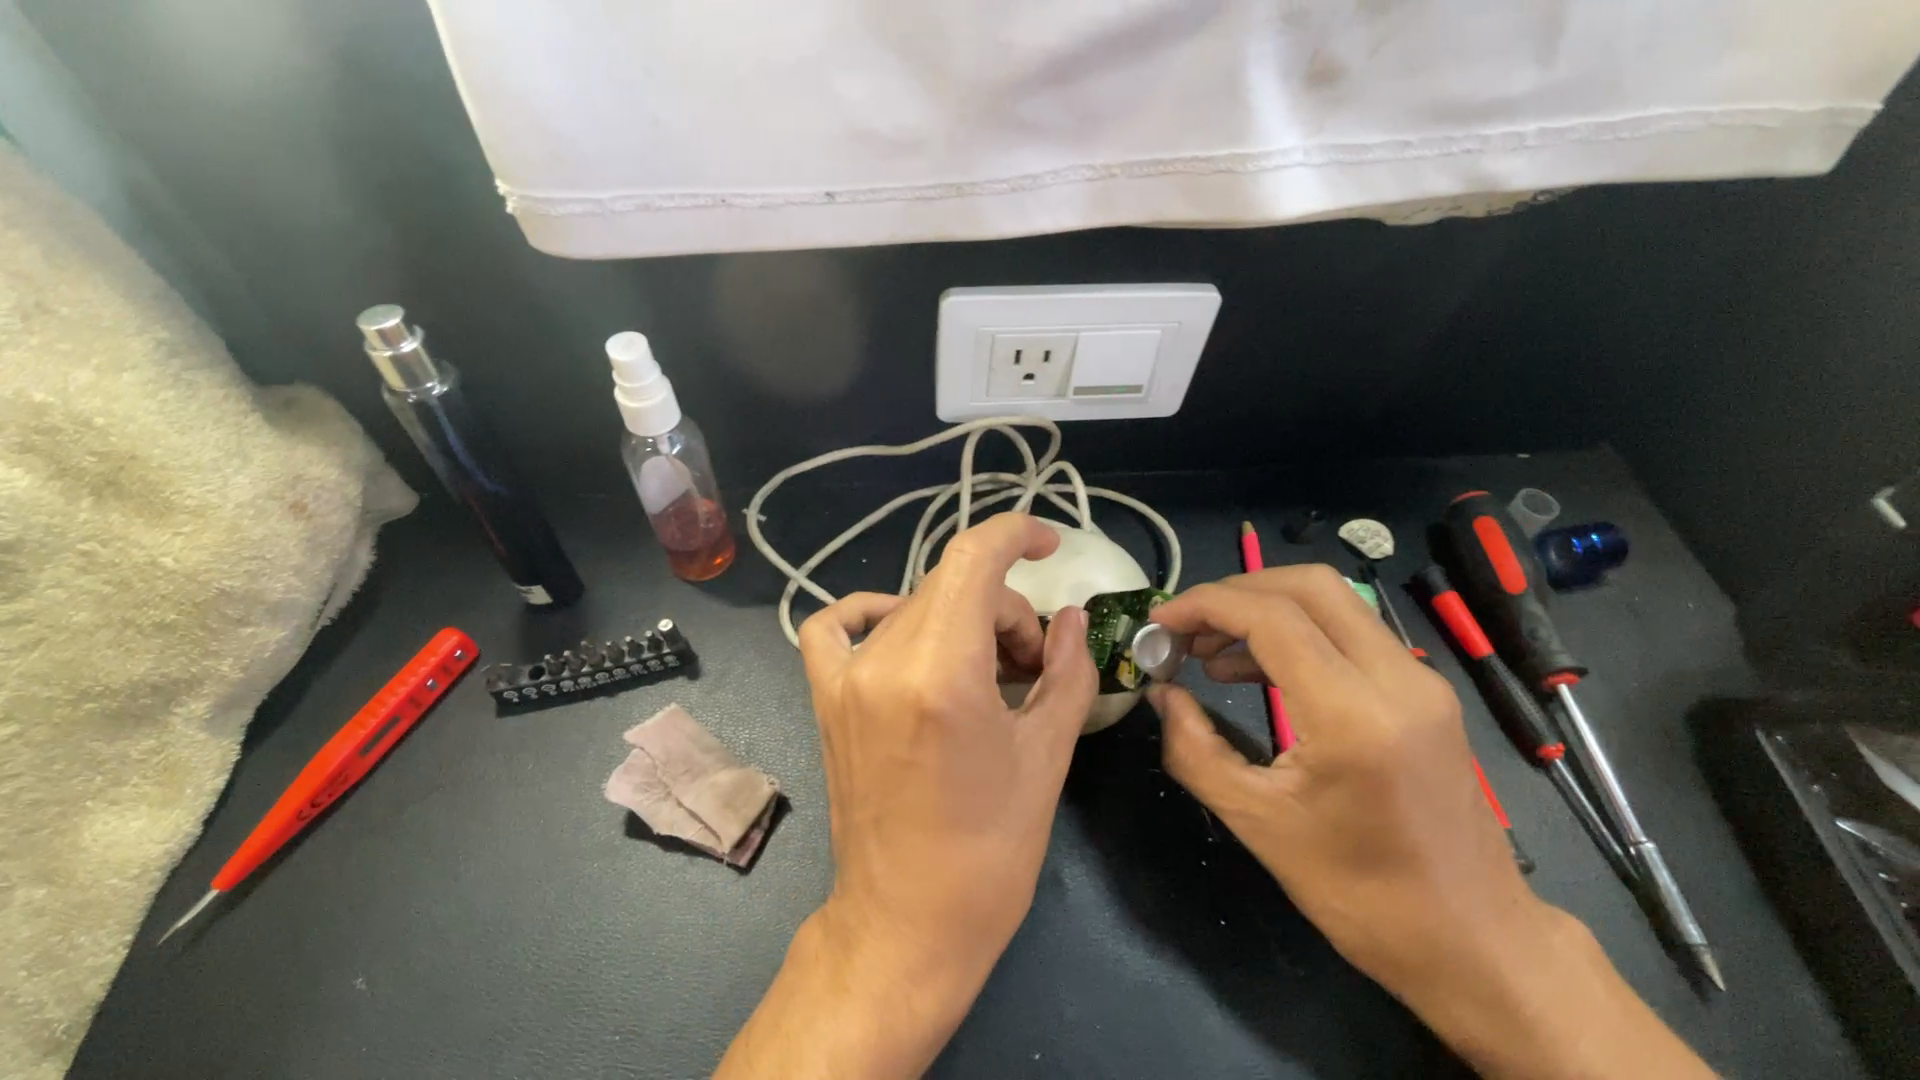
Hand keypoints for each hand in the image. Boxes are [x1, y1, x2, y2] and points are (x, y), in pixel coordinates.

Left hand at [718, 513, 1096, 1079]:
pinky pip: (837, 626)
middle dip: (1006, 608)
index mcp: (944, 673)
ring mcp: (845, 679)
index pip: (974, 560)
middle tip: (1034, 664)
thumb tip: (1070, 617)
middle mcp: (885, 661)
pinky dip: (877, 612)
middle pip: (953, 586)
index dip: (1016, 535)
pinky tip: (907, 634)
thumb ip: (1068, 671)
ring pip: (913, 604)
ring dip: (961, 618)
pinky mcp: (826, 699)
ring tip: (990, 671)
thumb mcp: (1047, 755)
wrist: (907, 921)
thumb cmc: (991, 851)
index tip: (1049, 545)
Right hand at [1146, 565, 1536, 993]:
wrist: (1471, 938)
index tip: (1158, 621)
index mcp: (1354, 715)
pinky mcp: (1424, 693)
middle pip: (1308, 586)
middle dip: (1234, 592)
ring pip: (1333, 603)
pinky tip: (1251, 670)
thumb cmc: (1359, 894)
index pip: (1272, 617)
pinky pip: (1351, 635)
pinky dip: (1295, 634)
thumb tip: (1160, 694)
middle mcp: (1397, 679)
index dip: (1205, 606)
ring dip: (1264, 610)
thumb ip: (1195, 749)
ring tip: (1205, 651)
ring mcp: (1419, 681)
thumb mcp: (1257, 823)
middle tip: (1183, 627)